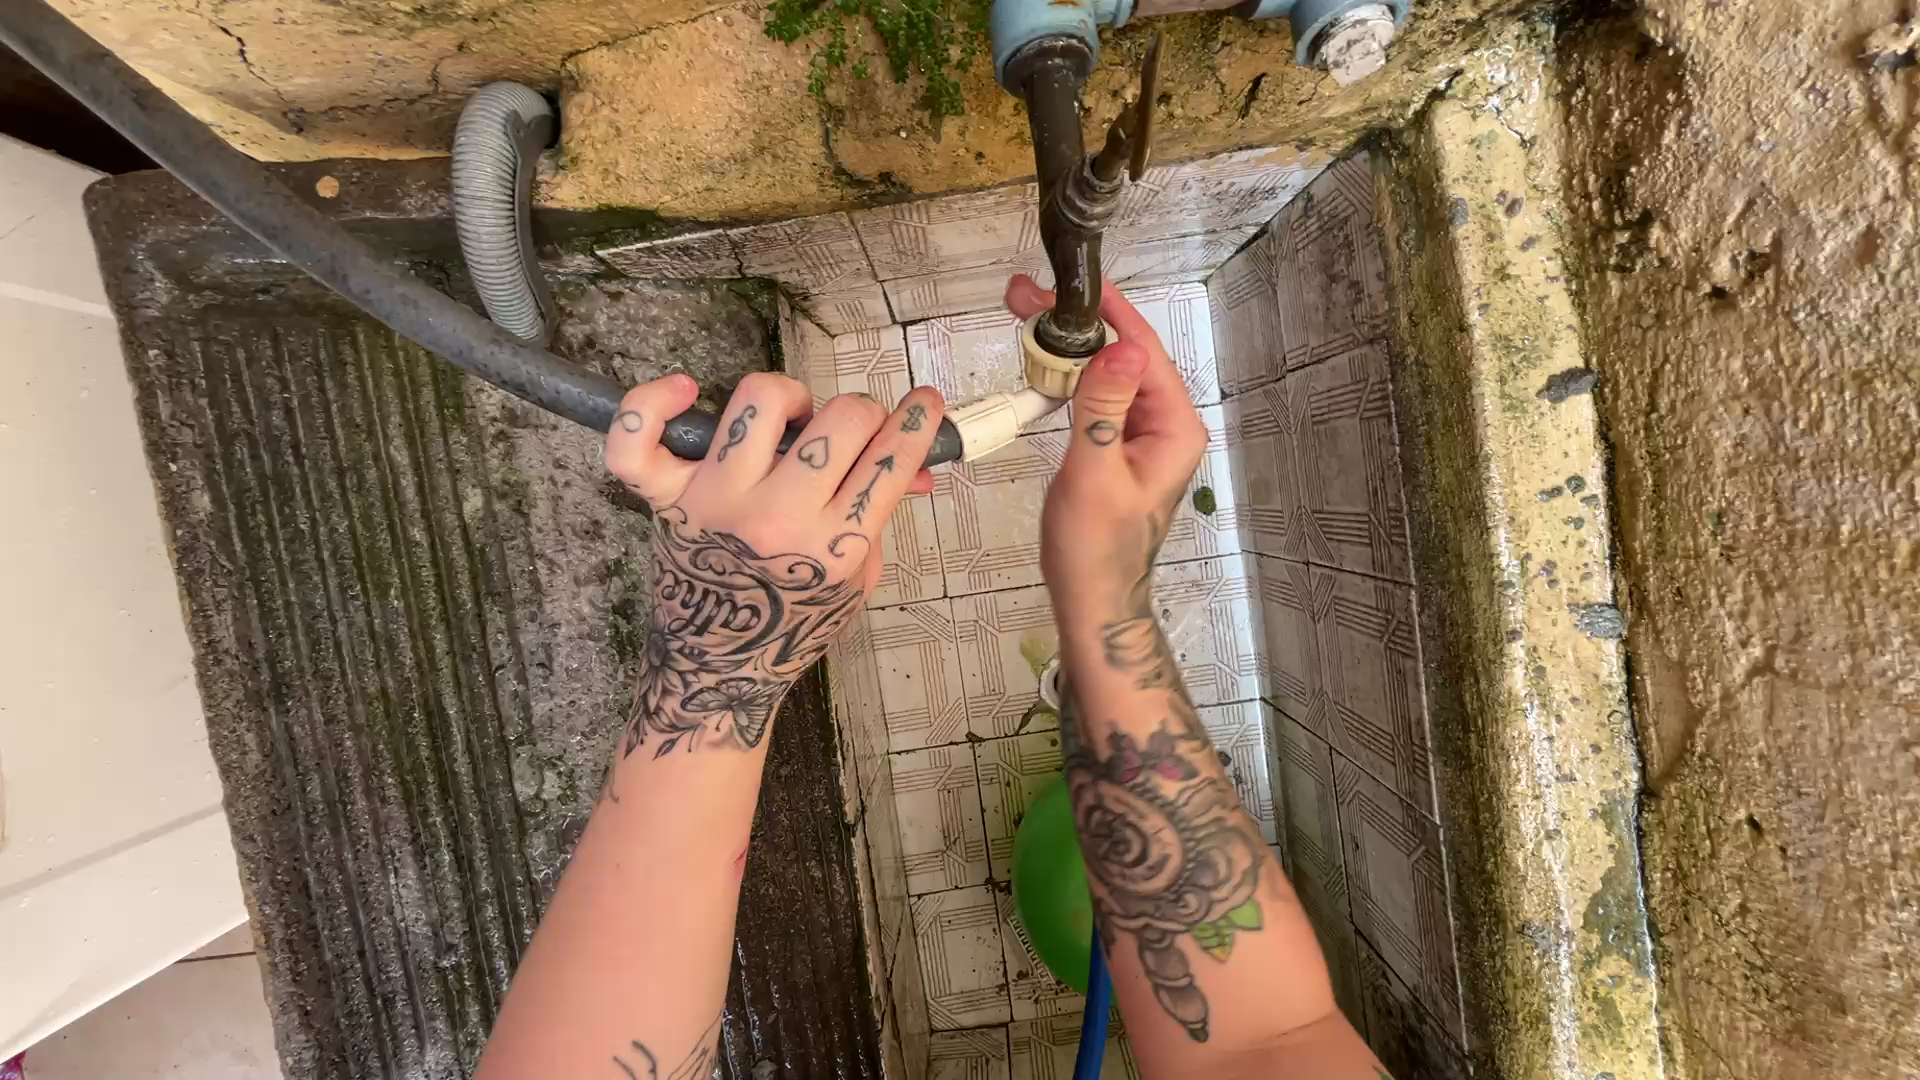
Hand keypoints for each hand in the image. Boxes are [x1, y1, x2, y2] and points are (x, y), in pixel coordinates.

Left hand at [602, 372, 945, 756]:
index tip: (925, 402)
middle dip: (866, 413)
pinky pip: (635, 440)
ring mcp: (716, 503)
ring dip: (792, 398)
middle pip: (842, 421)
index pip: (890, 461)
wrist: (720, 669)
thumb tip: (914, 466)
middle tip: (860, 430)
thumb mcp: (858, 578)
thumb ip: (881, 517)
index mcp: (834, 547)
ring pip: (760, 402)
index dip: (919, 421)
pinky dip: (651, 405)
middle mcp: (777, 519)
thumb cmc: (798, 624)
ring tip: (795, 419)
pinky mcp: (666, 500)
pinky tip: (686, 389)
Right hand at [1004, 275, 1207, 626]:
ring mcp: (1140, 434)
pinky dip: (1066, 378)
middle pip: (1123, 357)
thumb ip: (1105, 410)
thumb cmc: (1093, 547)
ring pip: (1106, 374)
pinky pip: (1095, 398)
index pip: (1143, 351)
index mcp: (1173, 427)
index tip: (1069, 281)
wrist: (1090, 597)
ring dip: (1066, 347)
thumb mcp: (1095, 475)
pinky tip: (1039, 363)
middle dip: (1076, 326)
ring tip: (1023, 319)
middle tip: (1023, 298)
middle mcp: (1163, 423)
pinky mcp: (1116, 445)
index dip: (1107, 312)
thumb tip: (1119, 347)